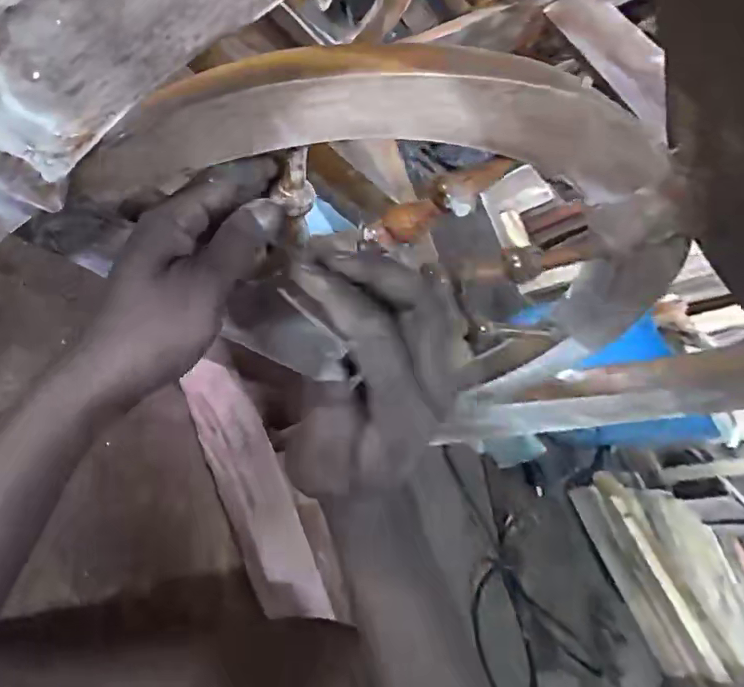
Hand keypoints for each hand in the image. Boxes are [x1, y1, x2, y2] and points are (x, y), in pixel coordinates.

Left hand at [69, 159, 283, 405]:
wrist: (110, 372)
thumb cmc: (159, 327)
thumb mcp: (205, 284)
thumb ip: (236, 242)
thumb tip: (267, 205)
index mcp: (168, 219)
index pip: (218, 185)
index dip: (254, 178)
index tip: (290, 170)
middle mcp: (161, 225)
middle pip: (211, 202)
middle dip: (249, 198)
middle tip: (293, 198)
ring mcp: (158, 250)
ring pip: (206, 226)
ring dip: (239, 224)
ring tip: (279, 222)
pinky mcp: (161, 273)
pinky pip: (199, 248)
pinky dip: (225, 247)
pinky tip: (248, 255)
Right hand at [282, 244, 463, 500]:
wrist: (372, 492)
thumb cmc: (335, 475)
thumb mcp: (316, 456)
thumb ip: (324, 401)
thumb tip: (325, 342)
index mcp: (404, 412)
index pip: (378, 336)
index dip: (339, 296)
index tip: (300, 269)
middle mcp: (436, 384)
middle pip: (419, 305)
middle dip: (370, 268)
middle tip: (322, 252)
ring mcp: (443, 366)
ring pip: (426, 296)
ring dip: (381, 266)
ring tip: (335, 253)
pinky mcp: (436, 355)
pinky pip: (422, 301)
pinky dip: (390, 276)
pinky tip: (356, 265)